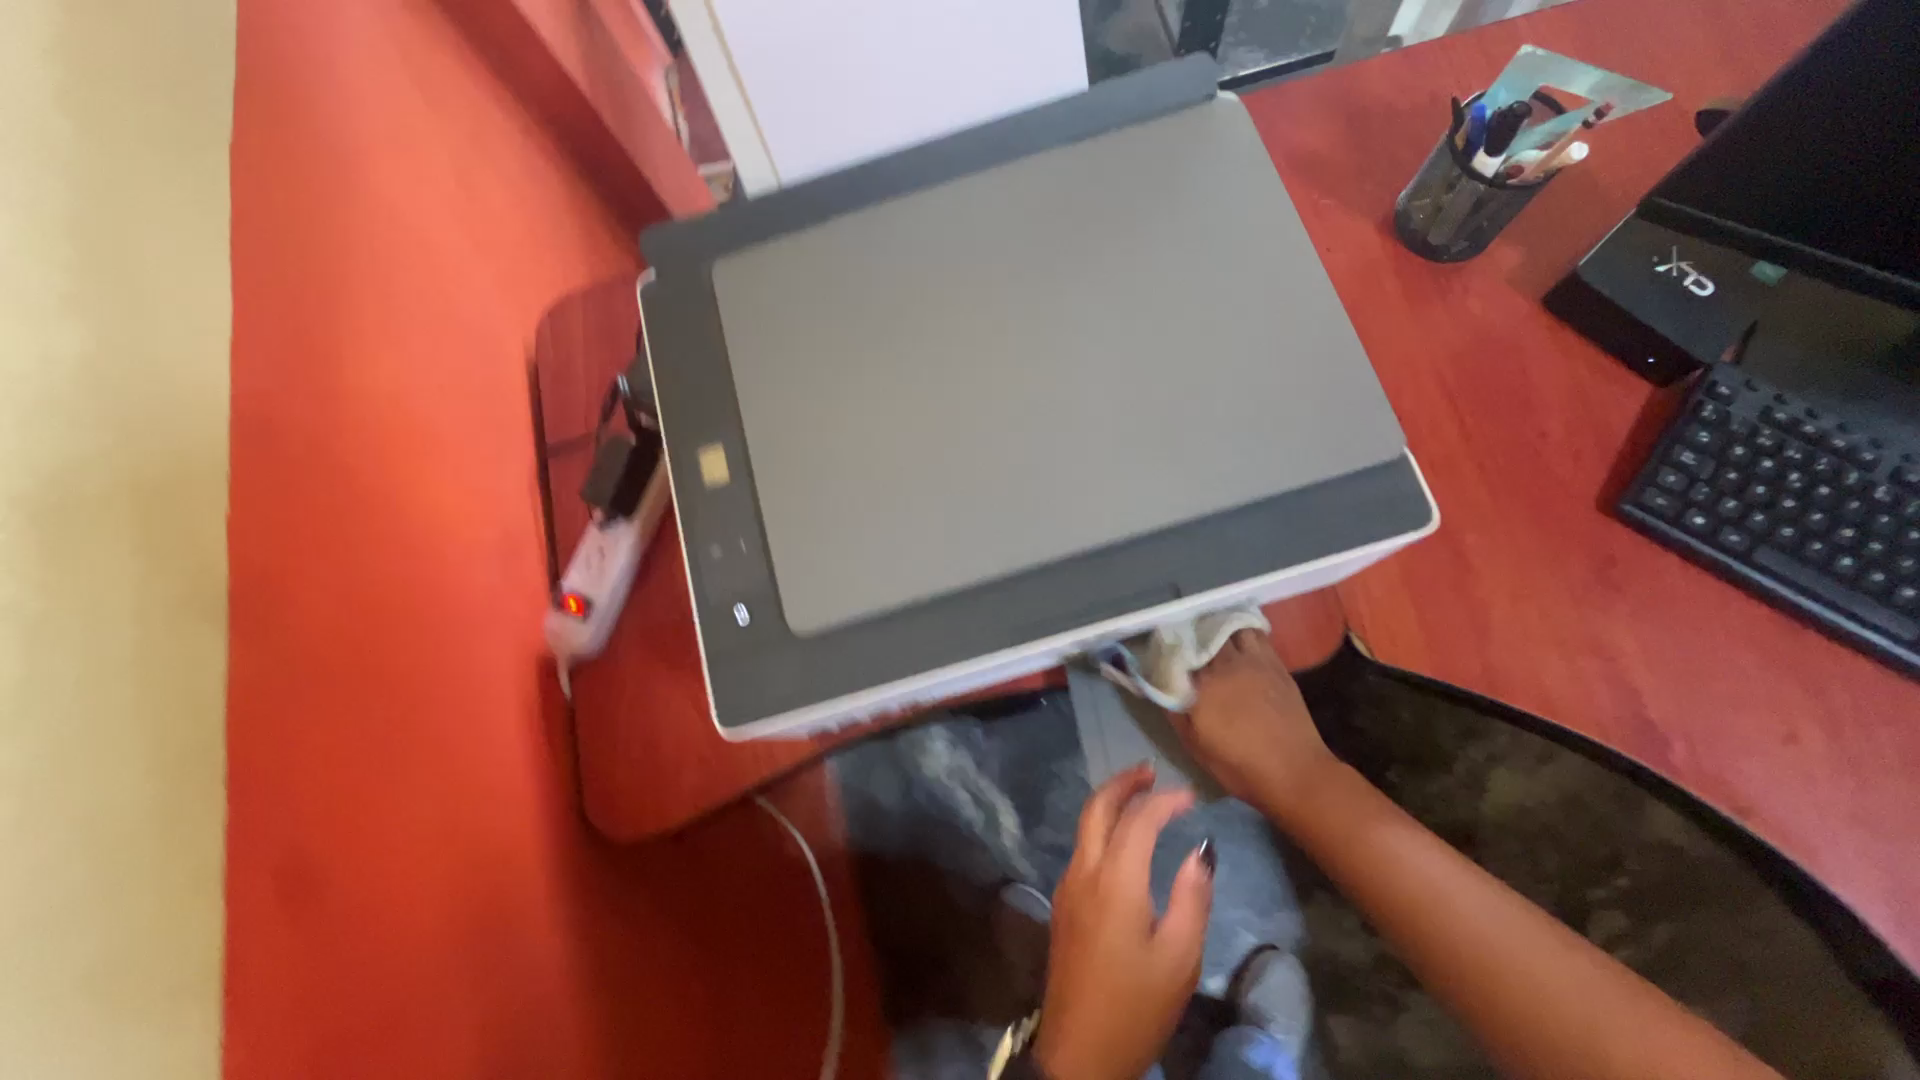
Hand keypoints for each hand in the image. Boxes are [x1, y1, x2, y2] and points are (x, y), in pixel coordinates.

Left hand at [1034, 764, 1212, 1079]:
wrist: (1080, 1050)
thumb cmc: (1137, 1005)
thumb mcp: (1179, 956)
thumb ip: (1191, 896)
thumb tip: (1199, 851)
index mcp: (1113, 880)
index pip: (1138, 820)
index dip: (1165, 801)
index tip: (1192, 796)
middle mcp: (1083, 872)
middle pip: (1096, 808)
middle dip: (1122, 784)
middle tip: (1150, 771)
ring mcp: (1067, 887)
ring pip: (1084, 826)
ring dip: (1110, 803)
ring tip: (1142, 798)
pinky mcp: (1063, 905)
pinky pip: (1082, 849)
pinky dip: (1103, 829)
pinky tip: (1124, 840)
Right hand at [1173, 630, 1337, 819]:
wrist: (1294, 771)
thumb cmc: (1239, 765)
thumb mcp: (1195, 746)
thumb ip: (1175, 713)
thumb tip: (1162, 689)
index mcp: (1203, 685)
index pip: (1177, 653)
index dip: (1169, 649)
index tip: (1162, 650)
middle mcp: (1227, 665)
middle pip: (1204, 635)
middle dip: (1192, 634)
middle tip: (1185, 639)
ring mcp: (1254, 662)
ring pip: (1230, 629)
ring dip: (1218, 629)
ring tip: (1212, 636)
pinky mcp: (1276, 665)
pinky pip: (1256, 635)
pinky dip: (1243, 631)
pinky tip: (1238, 639)